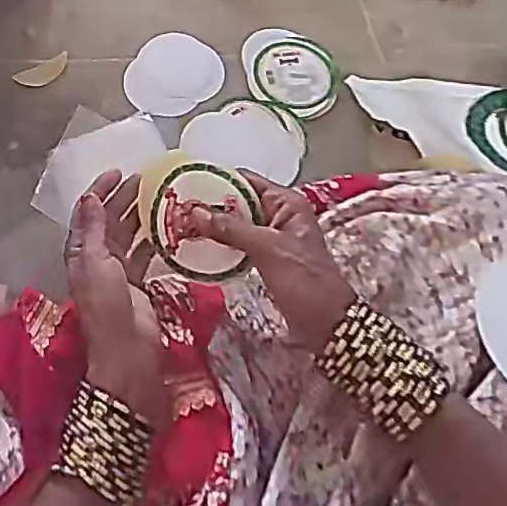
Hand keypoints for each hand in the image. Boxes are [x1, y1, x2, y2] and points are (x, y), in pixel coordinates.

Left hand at [66, 170, 165, 425]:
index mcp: (81, 252)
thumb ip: (94, 230)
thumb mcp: (96, 264)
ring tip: (157, 196)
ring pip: (128, 234)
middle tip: (144, 179)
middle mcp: (96, 258)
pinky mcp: (137, 283)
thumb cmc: (108, 307)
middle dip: (123, 197)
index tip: (117, 171)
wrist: (128, 354)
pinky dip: (153, 238)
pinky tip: (166, 227)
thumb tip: (91, 197)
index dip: (100, 190)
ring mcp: (117, 271)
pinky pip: (144, 252)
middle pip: (109, 219)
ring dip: (140, 215)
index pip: (89, 212)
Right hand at [183, 172, 357, 349]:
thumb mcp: (268, 250)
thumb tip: (195, 212)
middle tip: (178, 209)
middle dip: (210, 205)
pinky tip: (200, 246)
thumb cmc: (305, 282)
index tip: (187, 186)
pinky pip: (237, 242)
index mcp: (286, 202)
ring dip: (213, 225)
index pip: (245, 180)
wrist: (328, 326)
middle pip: (238, 200)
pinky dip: (221, 242)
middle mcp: (278, 213)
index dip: (217, 180)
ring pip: (236, 222)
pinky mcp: (265, 257)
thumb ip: (232, 229)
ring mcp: (271, 236)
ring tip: (183, 226)